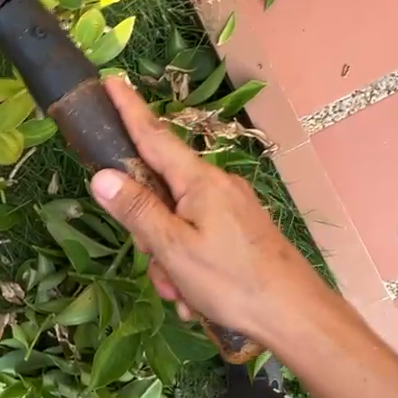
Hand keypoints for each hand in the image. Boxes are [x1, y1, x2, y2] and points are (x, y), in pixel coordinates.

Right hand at [88, 76, 335, 351]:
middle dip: (148, 232)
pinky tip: (198, 299)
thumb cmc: (232, 280)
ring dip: (170, 261)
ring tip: (182, 292)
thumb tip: (101, 175)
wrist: (296, 316)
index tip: (110, 81)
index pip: (154, 136)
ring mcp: (231, 209)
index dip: (129, 110)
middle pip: (160, 193)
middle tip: (157, 266)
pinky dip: (190, 269)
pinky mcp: (240, 232)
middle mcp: (216, 186)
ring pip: (177, 225)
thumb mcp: (174, 248)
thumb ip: (137, 211)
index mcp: (199, 181)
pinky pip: (199, 242)